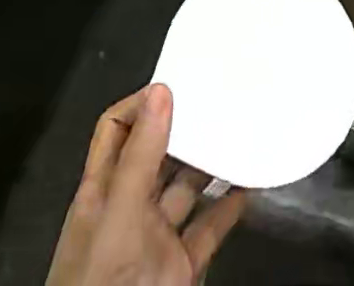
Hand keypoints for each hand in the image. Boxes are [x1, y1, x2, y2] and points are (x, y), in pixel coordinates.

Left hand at [46, 84, 249, 285]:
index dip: (141, 104)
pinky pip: (209, 229)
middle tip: (219, 99)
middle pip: (156, 153)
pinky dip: (230, 208)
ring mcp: (156, 238)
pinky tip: (252, 185)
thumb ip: (140, 158)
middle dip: (183, 126)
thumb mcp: (117, 217)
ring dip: (211, 164)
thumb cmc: (102, 282)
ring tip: (241, 132)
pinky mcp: (181, 268)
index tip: (178, 86)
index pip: (117, 129)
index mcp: (101, 190)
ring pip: (187, 188)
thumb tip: (162, 90)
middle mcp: (128, 207)